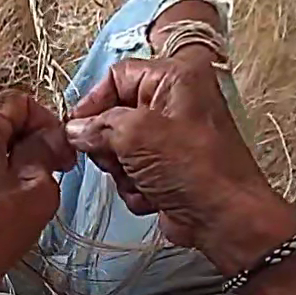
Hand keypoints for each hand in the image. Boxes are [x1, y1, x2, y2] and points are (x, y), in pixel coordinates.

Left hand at [0, 91, 72, 294]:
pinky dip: (1, 161)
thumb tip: (51, 134)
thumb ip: (45, 147)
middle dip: (33, 135)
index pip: (19, 101)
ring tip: (39, 177)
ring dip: (19, 149)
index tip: (61, 149)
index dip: (47, 122)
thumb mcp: (36, 184)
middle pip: (4, 115)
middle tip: (56, 164)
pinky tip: (16, 184)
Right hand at [65, 57, 295, 274]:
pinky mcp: (164, 169)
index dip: (92, 103)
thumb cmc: (192, 168)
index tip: (76, 130)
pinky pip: (129, 174)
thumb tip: (73, 130)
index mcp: (173, 77)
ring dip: (122, 172)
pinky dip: (134, 188)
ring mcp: (167, 139)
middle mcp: (171, 103)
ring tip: (142, 180)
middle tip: (119, 160)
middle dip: (109, 145)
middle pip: (112, 117)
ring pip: (117, 151)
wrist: (221, 217)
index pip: (116, 77)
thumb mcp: (137, 135)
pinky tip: (152, 195)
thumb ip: (99, 126)